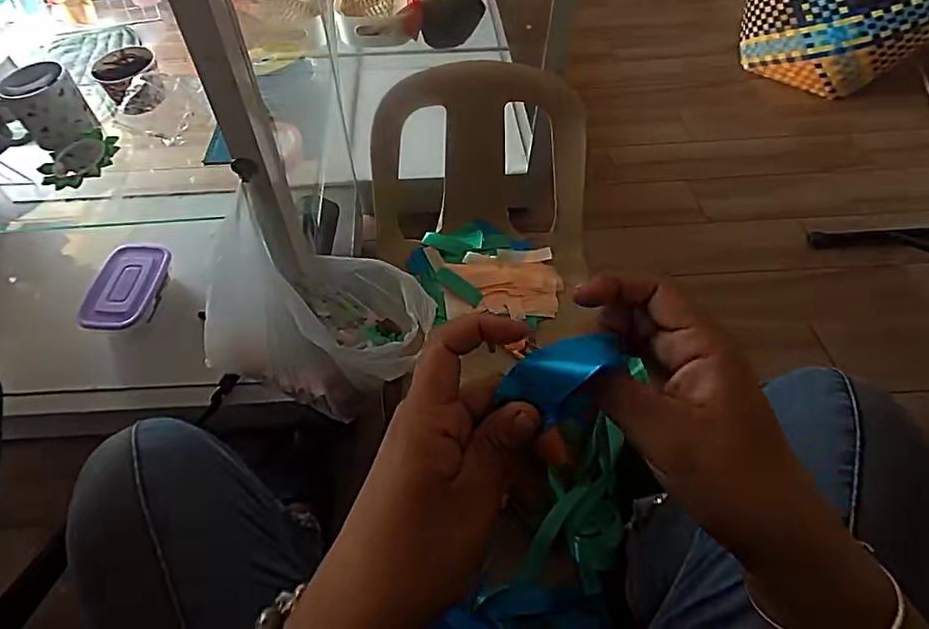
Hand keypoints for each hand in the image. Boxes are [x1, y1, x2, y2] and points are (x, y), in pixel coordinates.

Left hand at [289, 314, 541, 628]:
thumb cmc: (419, 545)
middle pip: (482, 394)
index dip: (484, 327)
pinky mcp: (434, 474)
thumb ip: (501, 444)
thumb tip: (527, 406)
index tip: (527, 336)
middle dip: (525, 414)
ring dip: (519, 449)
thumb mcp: (474, 495)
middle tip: (562, 455)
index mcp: (429, 409)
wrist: (366, 602)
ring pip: (484, 429)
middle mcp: (429, 419)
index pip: (448, 344)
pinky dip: (502, 470)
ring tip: (550, 485)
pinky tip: (527, 499)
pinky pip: (473, 455)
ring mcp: (431, 448)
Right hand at [573, 275, 820, 557]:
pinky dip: (616, 368)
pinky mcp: (682, 398)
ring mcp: (690, 374)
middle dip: (606, 319)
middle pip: (644, 311)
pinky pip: (642, 366)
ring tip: (582, 365)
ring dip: (608, 344)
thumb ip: (613, 390)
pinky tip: (596, 382)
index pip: (655, 291)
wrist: (779, 536)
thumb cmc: (728, 478)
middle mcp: (696, 349)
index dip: (615, 285)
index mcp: (703, 344)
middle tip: (578, 348)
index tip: (579, 300)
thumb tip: (570, 363)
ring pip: (639, 339)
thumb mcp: (664, 434)